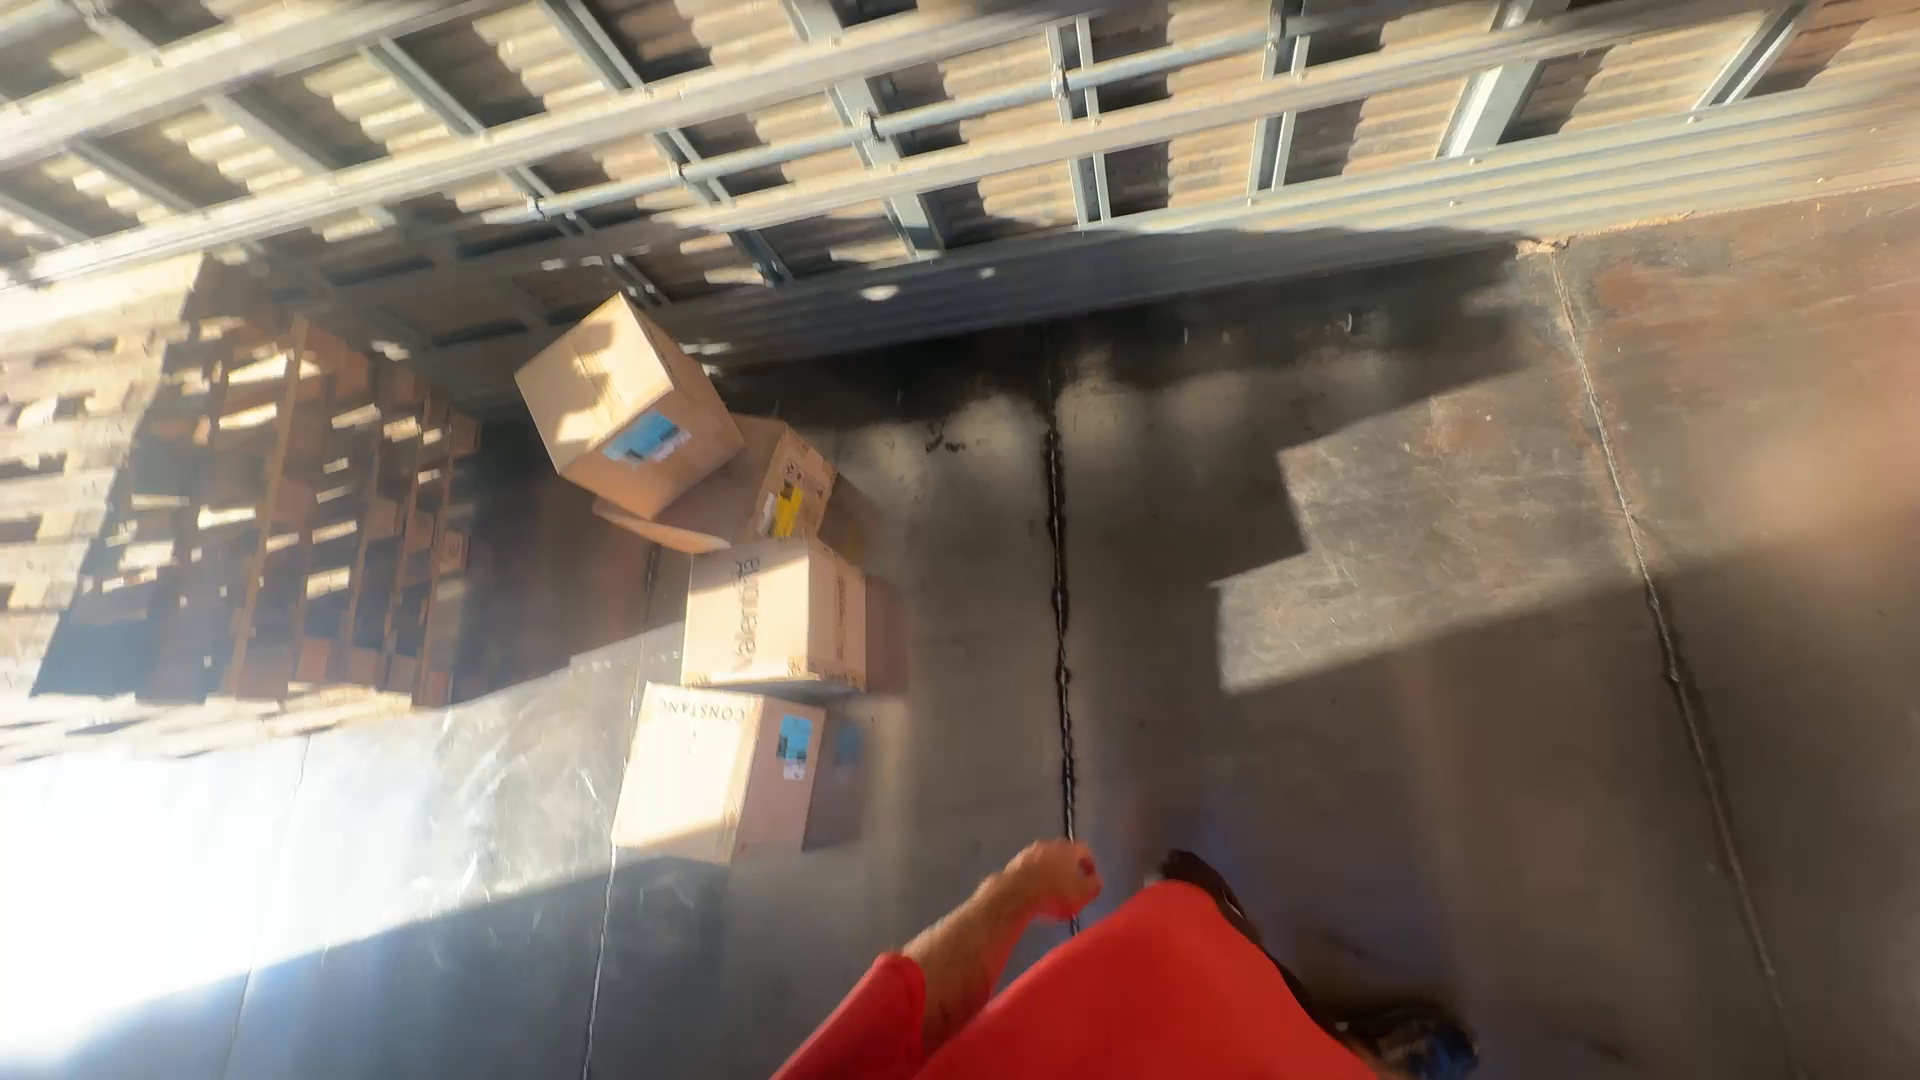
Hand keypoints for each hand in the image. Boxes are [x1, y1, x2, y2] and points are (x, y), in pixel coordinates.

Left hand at [1002, 839, 1100, 919]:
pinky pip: (1033, 866)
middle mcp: (1050, 844)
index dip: (1089, 863)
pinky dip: (1038, 875)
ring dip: (1052, 870)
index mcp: (1068, 849)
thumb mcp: (1081, 894)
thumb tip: (1097, 879)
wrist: (1016, 892)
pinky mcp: (1017, 860)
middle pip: (1064, 852)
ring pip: (1047, 859)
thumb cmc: (1053, 892)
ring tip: (1054, 889)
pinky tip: (1037, 890)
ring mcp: (1031, 850)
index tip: (1091, 877)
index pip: (1084, 849)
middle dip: (1070, 867)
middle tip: (1072, 884)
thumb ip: (1093, 885)